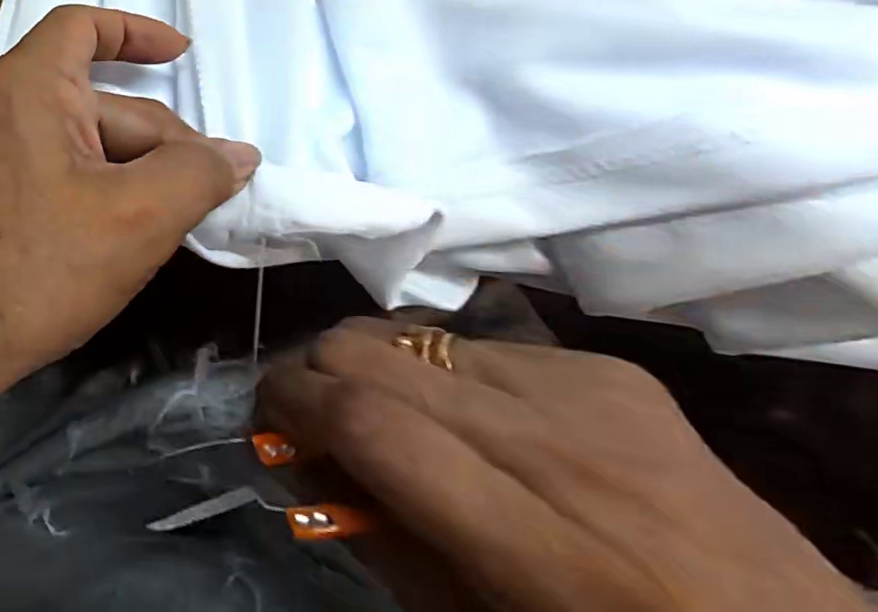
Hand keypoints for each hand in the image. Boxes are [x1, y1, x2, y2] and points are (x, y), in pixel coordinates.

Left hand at [0, 5, 260, 469]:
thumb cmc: (37, 266)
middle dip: (161, 142)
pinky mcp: (0, 196)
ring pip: (90, 146)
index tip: (182, 54)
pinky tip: (134, 238)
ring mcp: (1, 155)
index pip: (82, 25)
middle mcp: (9, 108)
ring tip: (176, 223)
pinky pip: (68, 175)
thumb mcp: (137, 216)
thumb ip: (197, 174)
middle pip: (103, 102)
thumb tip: (238, 155)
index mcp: (30, 85)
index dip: (136, 30)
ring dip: (140, 176)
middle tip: (209, 192)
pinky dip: (109, 194)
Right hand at [257, 318, 867, 611]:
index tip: (265, 417)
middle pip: (373, 353)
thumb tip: (298, 455)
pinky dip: (439, 370)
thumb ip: (375, 536)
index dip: (292, 403)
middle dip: (315, 375)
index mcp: (543, 546)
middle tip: (314, 415)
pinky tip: (468, 414)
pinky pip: (475, 342)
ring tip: (386, 409)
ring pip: (410, 331)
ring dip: (371, 366)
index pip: (370, 422)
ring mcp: (593, 391)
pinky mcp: (612, 369)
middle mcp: (564, 446)